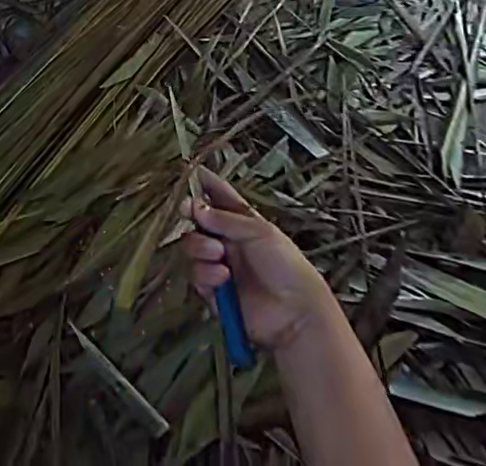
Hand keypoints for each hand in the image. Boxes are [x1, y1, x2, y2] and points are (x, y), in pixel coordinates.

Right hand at [180, 167, 338, 353]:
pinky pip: (196, 276)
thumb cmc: (285, 265)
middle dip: (193, 217)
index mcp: (242, 222)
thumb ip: (225, 219)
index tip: (191, 173)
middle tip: (190, 213)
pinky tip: (222, 277)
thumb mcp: (260, 232)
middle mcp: (227, 240)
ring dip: (200, 247)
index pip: (220, 197)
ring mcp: (218, 264)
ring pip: (192, 247)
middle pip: (197, 221)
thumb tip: (194, 206)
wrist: (294, 314)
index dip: (205, 184)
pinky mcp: (213, 291)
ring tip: (219, 254)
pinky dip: (206, 274)